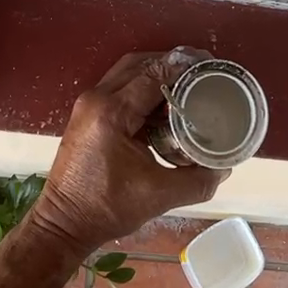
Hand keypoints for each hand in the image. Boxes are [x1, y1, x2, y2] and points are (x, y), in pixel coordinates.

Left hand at [27, 49, 227, 255]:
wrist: (63, 224)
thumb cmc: (106, 208)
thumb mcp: (159, 196)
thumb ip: (197, 180)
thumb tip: (224, 168)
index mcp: (112, 112)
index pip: (154, 74)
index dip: (183, 66)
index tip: (209, 65)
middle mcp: (97, 98)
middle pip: (140, 64)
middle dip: (172, 64)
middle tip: (201, 71)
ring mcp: (89, 104)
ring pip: (128, 72)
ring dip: (157, 73)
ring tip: (187, 84)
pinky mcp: (88, 114)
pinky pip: (120, 87)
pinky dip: (143, 87)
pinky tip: (165, 104)